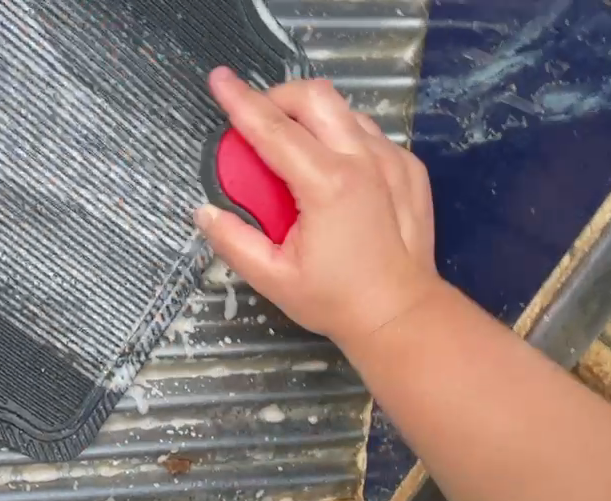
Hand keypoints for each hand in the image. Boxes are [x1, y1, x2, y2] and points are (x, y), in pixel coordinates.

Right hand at [195, 68, 451, 348]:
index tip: (219, 80)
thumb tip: (204, 213)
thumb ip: (233, 241)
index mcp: (327, 185)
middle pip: (315, 98)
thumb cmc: (331, 299)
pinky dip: (335, 139)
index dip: (240, 102)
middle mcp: (363, 160)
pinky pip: (364, 134)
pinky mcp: (406, 166)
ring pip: (342, 112)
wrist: (397, 310)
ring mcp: (390, 158)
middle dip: (277, 97)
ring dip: (307, 119)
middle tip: (253, 119)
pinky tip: (323, 173)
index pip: (273, 130)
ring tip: (286, 153)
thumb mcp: (270, 278)